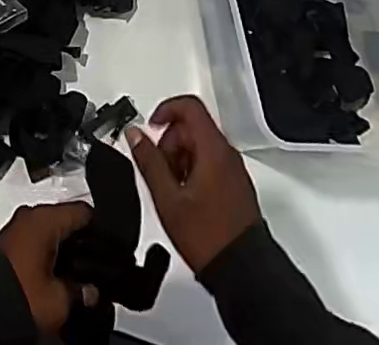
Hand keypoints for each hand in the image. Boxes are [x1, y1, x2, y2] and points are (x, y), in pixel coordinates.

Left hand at [0, 202, 99, 334]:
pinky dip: (47, 256)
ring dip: (63, 251)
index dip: (100, 228)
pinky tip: (55, 278)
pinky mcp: (5, 245)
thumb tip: (90, 291)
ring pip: (49, 233)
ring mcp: (15, 230)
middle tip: (97, 262)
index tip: (111, 242)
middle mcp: (28, 217)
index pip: (82, 211)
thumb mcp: (59, 299)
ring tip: (79, 275)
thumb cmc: (14, 294)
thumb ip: (81, 291)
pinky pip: (35, 243)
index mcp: (43, 219)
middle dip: (81, 241)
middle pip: (64, 221)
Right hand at [126, 95, 261, 272]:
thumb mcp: (167, 198)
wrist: (243, 272)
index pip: (189, 107)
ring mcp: (233, 170)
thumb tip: (135, 134)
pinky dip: (191, 169)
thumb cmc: (210, 237)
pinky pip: (209, 162)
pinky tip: (183, 197)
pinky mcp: (235, 185)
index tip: (151, 127)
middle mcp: (227, 154)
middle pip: (192, 126)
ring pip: (199, 145)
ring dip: (178, 157)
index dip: (165, 110)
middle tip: (158, 167)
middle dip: (168, 141)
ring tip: (170, 187)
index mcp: (213, 150)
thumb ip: (149, 160)